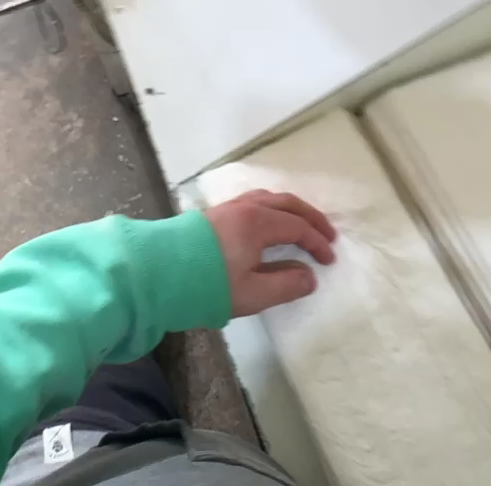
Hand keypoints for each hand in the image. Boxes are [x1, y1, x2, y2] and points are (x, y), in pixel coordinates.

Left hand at [204, 190, 337, 316]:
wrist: (161, 269)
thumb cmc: (209, 283)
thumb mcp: (252, 293)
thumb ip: (285, 285)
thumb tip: (309, 276)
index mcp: (257, 223)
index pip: (297, 227)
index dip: (317, 242)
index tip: (329, 260)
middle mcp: (245, 207)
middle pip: (286, 203)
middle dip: (310, 217)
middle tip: (328, 234)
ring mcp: (228, 207)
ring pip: (268, 198)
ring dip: (290, 209)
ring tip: (302, 225)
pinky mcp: (215, 213)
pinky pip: (253, 201)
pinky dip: (272, 208)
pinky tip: (271, 222)